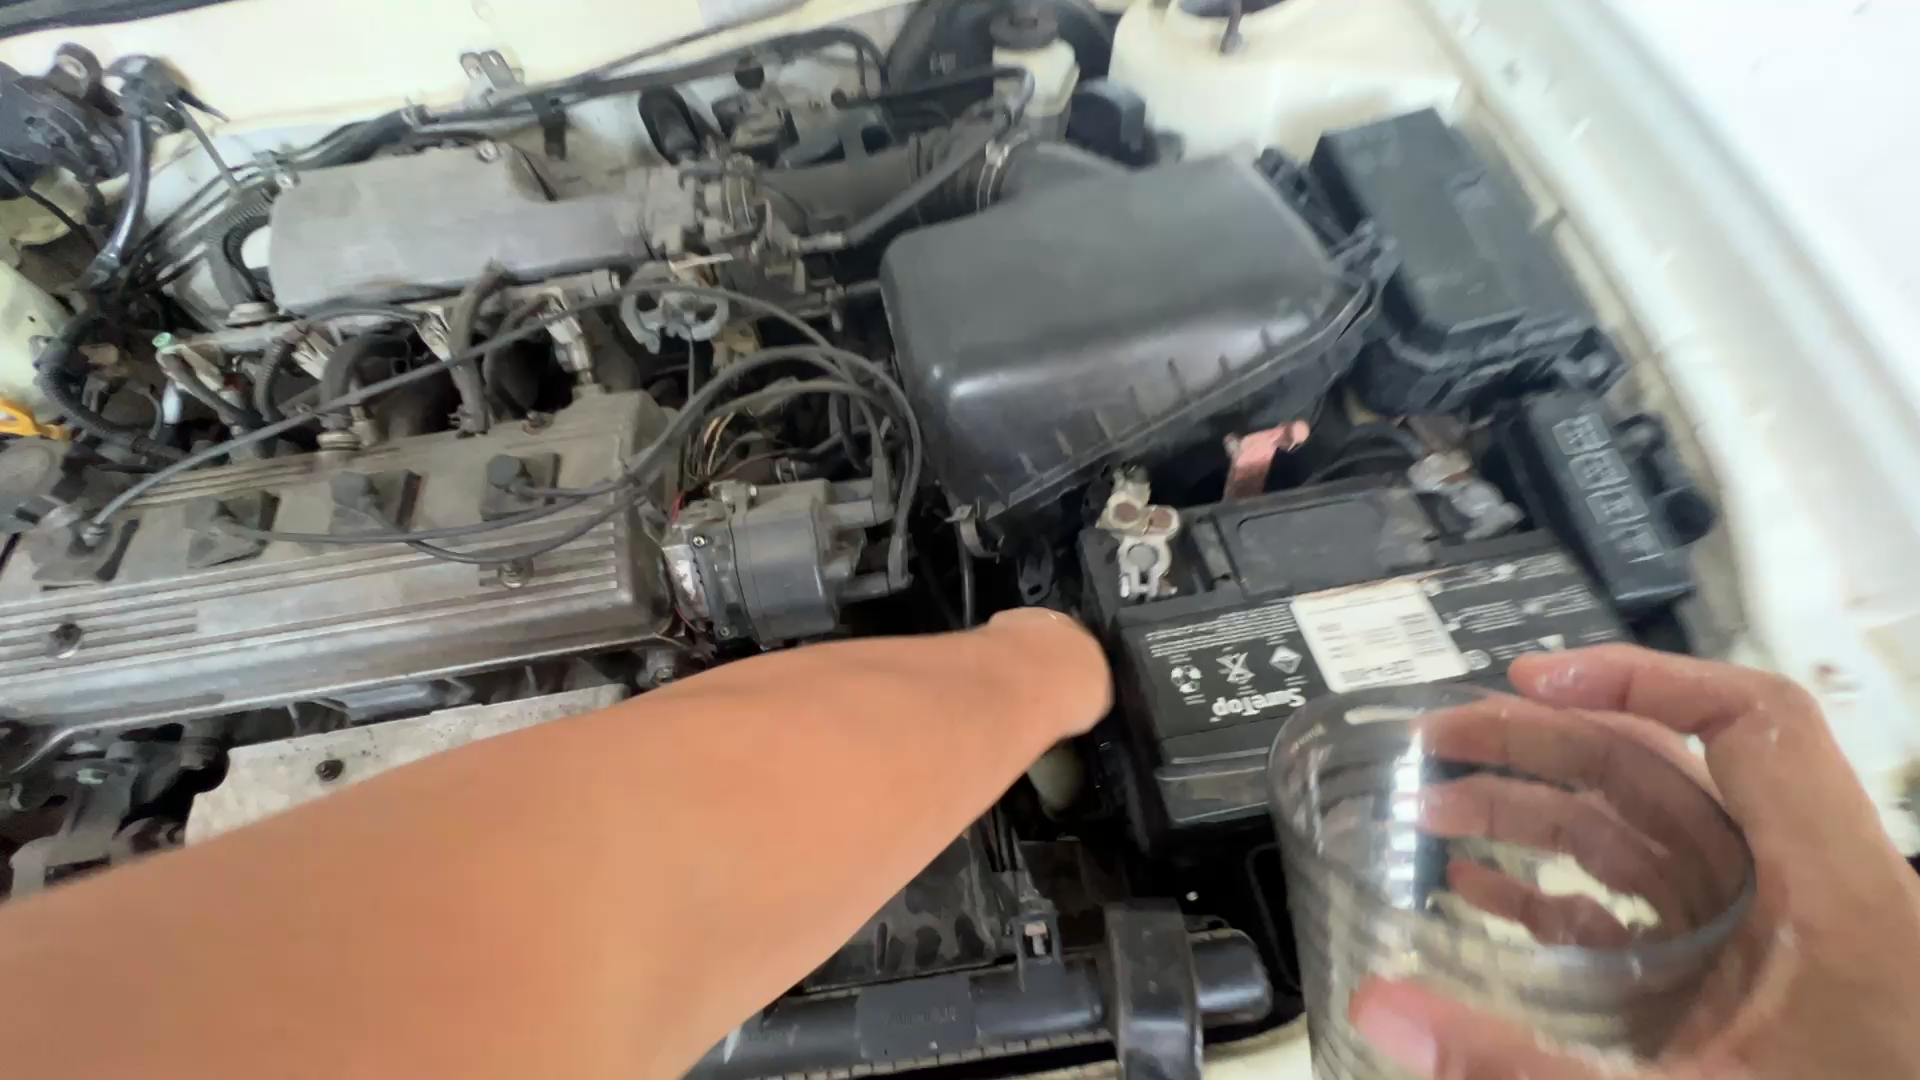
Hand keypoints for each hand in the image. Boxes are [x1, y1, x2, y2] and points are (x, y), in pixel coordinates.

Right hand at [1348, 645, 1919, 1078]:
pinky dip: (1542, 879)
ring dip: (1518, 805)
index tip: (1526, 682)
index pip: (1750, 721)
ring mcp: (1751, 928)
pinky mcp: (1722, 970)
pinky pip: (1622, 895)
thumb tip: (1376, 1008)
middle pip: (1649, 761)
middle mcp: (1792, 887)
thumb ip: (1523, 1064)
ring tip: (1429, 810)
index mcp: (1830, 894)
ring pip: (1623, 822)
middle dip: (1527, 739)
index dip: (1635, 677)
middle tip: (1431, 739)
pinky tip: (1475, 886)